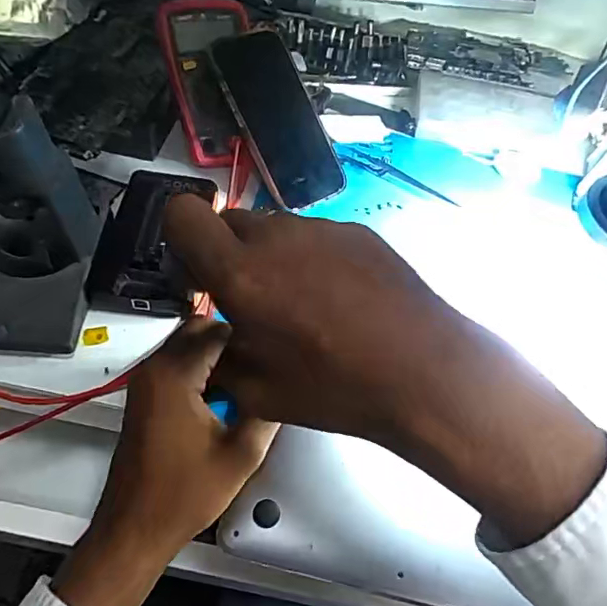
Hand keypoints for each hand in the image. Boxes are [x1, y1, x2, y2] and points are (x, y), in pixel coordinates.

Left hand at [53, 318, 278, 605]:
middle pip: (197, 327)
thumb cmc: (181, 496)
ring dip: (216, 354)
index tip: (274, 350)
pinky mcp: (144, 396)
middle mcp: (153, 369)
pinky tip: (225, 395)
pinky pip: (175, 364)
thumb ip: (267, 412)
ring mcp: (144, 381)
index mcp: (174, 375)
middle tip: (263, 362)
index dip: (251, 336)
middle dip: (232, 339)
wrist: (136, 526)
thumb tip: (283, 387)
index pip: (218, 328)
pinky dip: (200, 369)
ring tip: (249, 379)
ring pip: (185, 344)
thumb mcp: (241, 455)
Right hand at [162, 196, 606, 547]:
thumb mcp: (257, 391)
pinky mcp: (356, 230)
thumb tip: (206, 333)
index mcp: (241, 273)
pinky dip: (309, 258)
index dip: (181, 240)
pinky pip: (312, 235)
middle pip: (228, 221)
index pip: (182, 214)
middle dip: (225, 253)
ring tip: (302, 303)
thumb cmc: (336, 389)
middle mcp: (276, 236)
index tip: (198, 275)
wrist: (425, 372)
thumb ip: (215, 354)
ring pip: (273, 228)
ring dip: (269, 256)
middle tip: (249, 298)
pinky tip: (339, 298)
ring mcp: (321, 227)